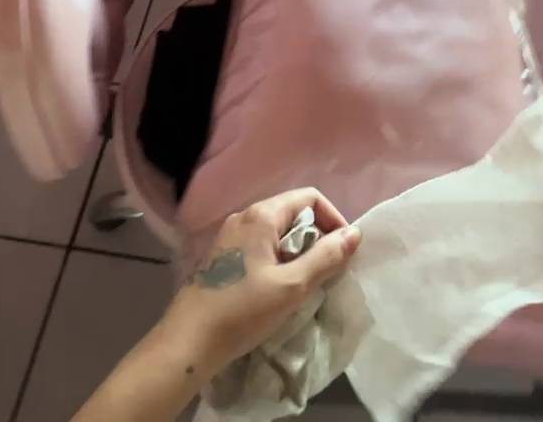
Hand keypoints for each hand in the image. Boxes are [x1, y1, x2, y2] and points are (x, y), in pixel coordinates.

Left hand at [155, 188, 361, 379]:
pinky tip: (280, 289)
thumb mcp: (291, 286)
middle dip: (317, 238)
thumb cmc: (242, 311)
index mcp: (261, 215)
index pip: (310, 198)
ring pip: (277, 232)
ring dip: (299, 252)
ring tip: (307, 283)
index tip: (343, 252)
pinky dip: (279, 259)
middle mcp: (244, 217)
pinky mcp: (223, 256)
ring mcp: (230, 236)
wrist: (187, 343)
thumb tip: (355, 233)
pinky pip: (261, 246)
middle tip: (327, 272)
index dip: (333, 219)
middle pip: (293, 213)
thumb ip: (325, 258)